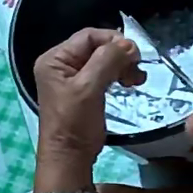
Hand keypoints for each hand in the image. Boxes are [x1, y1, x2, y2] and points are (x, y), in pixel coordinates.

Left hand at [33, 28, 142, 172]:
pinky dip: (120, 74)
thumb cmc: (75, 122)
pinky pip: (106, 72)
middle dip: (120, 55)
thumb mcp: (89, 88)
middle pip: (98, 46)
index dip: (113, 41)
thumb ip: (107, 61)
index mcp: (55, 59)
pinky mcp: (85, 89)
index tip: (134, 56)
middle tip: (136, 69)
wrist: (71, 157)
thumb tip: (130, 44)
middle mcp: (62, 64)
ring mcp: (73, 77)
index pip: (89, 36)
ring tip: (136, 79)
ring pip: (105, 59)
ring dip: (123, 65)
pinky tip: (131, 83)